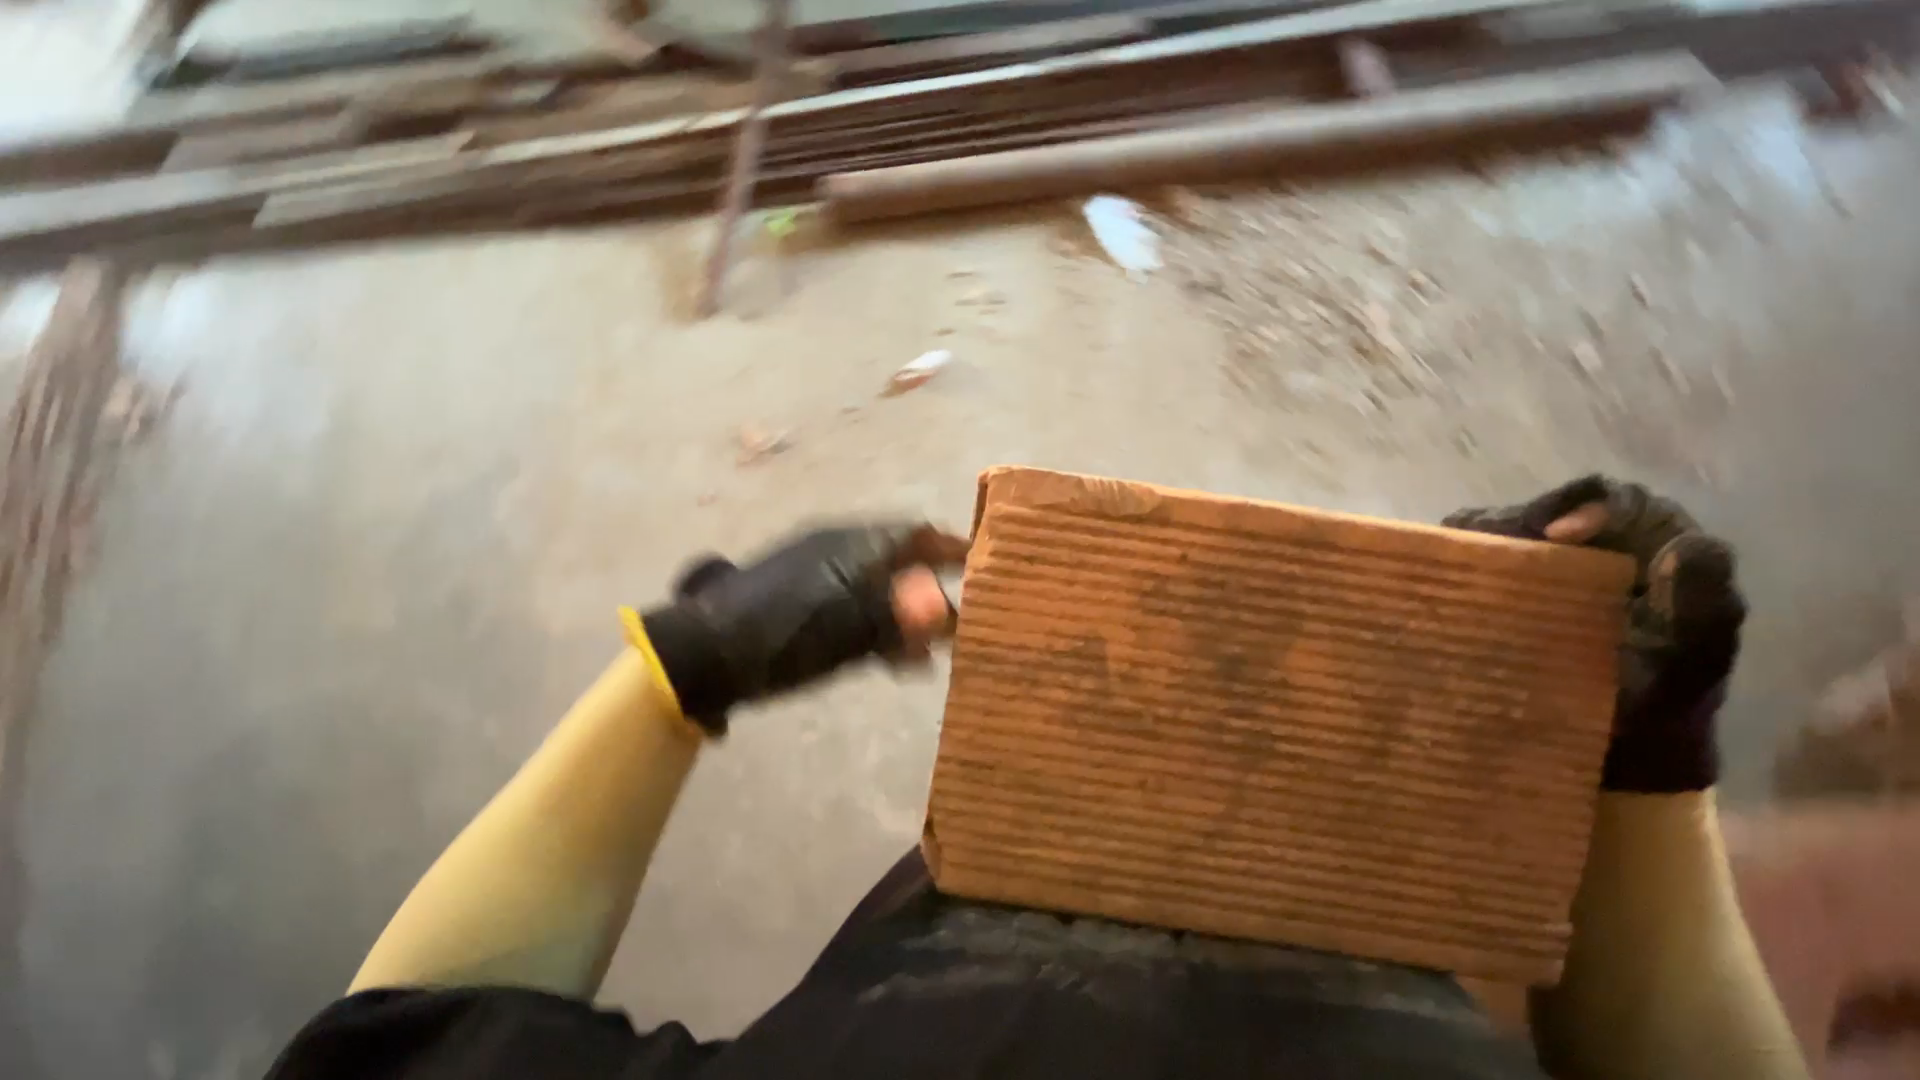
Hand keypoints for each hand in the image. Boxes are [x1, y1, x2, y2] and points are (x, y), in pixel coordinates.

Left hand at [642, 523, 969, 732]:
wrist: (698, 654)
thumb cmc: (778, 639)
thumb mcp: (843, 633)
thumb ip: (896, 618)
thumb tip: (947, 607)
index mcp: (848, 545)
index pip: (913, 534)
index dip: (948, 549)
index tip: (979, 566)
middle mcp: (832, 546)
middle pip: (896, 556)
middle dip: (929, 583)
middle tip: (958, 613)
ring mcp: (810, 567)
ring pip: (874, 580)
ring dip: (903, 607)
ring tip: (925, 645)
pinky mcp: (794, 592)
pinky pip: (849, 598)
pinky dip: (875, 619)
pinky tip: (883, 651)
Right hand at [1443, 476, 1745, 791]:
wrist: (1624, 743)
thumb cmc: (1662, 699)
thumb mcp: (1695, 656)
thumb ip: (1703, 602)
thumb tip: (1684, 543)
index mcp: (1657, 542)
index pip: (1618, 499)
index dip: (1584, 503)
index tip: (1554, 535)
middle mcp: (1604, 543)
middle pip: (1556, 506)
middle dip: (1523, 521)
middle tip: (1495, 552)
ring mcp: (1556, 565)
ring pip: (1514, 525)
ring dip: (1489, 540)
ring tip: (1472, 569)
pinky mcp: (1517, 586)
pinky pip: (1485, 553)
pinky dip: (1467, 558)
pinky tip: (1458, 580)